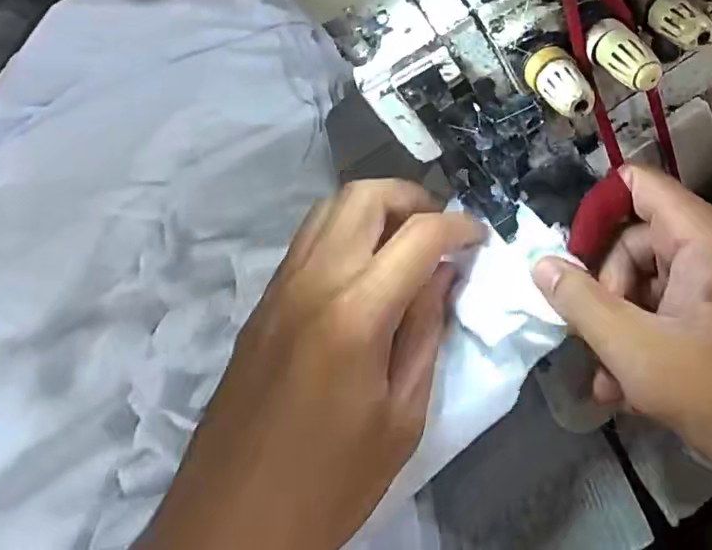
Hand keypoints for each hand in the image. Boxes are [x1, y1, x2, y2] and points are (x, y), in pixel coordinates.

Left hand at [145, 180, 484, 549]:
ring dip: (377, 206)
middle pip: (366, 194)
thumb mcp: (402, 416)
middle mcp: (315, 278)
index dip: (459, 226)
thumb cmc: (330, 482)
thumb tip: (442, 274)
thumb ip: (426, 331)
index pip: (419, 234)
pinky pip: (311, 235)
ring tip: (406, 241)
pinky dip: (347, 228)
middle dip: (414, 198)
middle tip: (441, 230)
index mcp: (356, 311)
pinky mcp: (264, 299)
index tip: (480, 238)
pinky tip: (366, 266)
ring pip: (332, 205)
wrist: (231, 524)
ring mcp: (282, 284)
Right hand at [531, 165, 711, 484]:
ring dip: (616, 323)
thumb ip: (582, 304)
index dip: (596, 210)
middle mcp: (705, 248)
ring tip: (606, 376)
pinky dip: (638, 339)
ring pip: (641, 280)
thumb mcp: (639, 353)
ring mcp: (710, 283)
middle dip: (603, 286)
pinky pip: (661, 308)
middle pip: (630, 239)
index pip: (635, 184)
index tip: (567, 256)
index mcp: (697, 236)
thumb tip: (540, 263)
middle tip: (590, 334)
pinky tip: (623, 389)